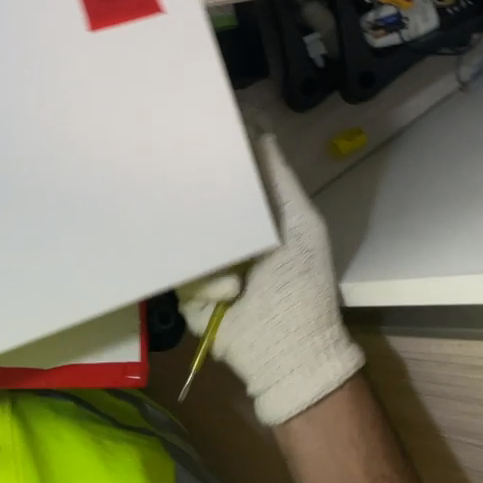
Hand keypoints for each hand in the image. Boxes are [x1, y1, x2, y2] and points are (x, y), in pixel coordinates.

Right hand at [179, 133, 364, 425]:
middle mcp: (222, 234)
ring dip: (207, 253)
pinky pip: (178, 273)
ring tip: (233, 272)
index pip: (224, 176)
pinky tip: (230, 292)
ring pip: (182, 237)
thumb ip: (280, 179)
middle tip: (183, 180)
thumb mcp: (302, 226)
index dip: (213, 156)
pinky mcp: (187, 291)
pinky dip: (204, 282)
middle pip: (195, 202)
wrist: (290, 354)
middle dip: (192, 196)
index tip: (196, 129)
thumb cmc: (304, 286)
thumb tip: (259, 128)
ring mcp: (203, 263)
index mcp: (250, 215)